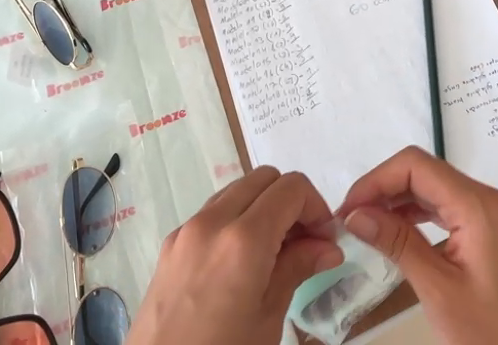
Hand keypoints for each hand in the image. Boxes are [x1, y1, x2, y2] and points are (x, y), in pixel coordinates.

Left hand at [128, 166, 344, 344]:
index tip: (324, 239)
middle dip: (291, 201)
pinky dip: (236, 219)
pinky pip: (212, 212)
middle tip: (303, 242)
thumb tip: (327, 246)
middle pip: (265, 178)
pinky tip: (241, 262)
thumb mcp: (267, 320)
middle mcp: (213, 221)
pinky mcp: (170, 244)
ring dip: (262, 207)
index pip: (292, 188)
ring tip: (274, 252)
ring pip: (237, 189)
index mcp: (243, 239)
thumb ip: (297, 270)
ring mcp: (187, 229)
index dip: (316, 207)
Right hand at [339, 148, 497, 344]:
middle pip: (424, 171)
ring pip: (431, 185)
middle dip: (383, 188)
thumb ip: (397, 243)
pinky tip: (391, 229)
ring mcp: (486, 211)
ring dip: (395, 199)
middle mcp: (485, 197)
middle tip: (350, 218)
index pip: (418, 166)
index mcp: (477, 205)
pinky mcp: (484, 227)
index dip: (378, 179)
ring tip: (363, 223)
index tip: (348, 209)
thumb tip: (354, 214)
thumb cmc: (484, 331)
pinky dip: (413, 211)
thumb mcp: (436, 289)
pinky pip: (442, 205)